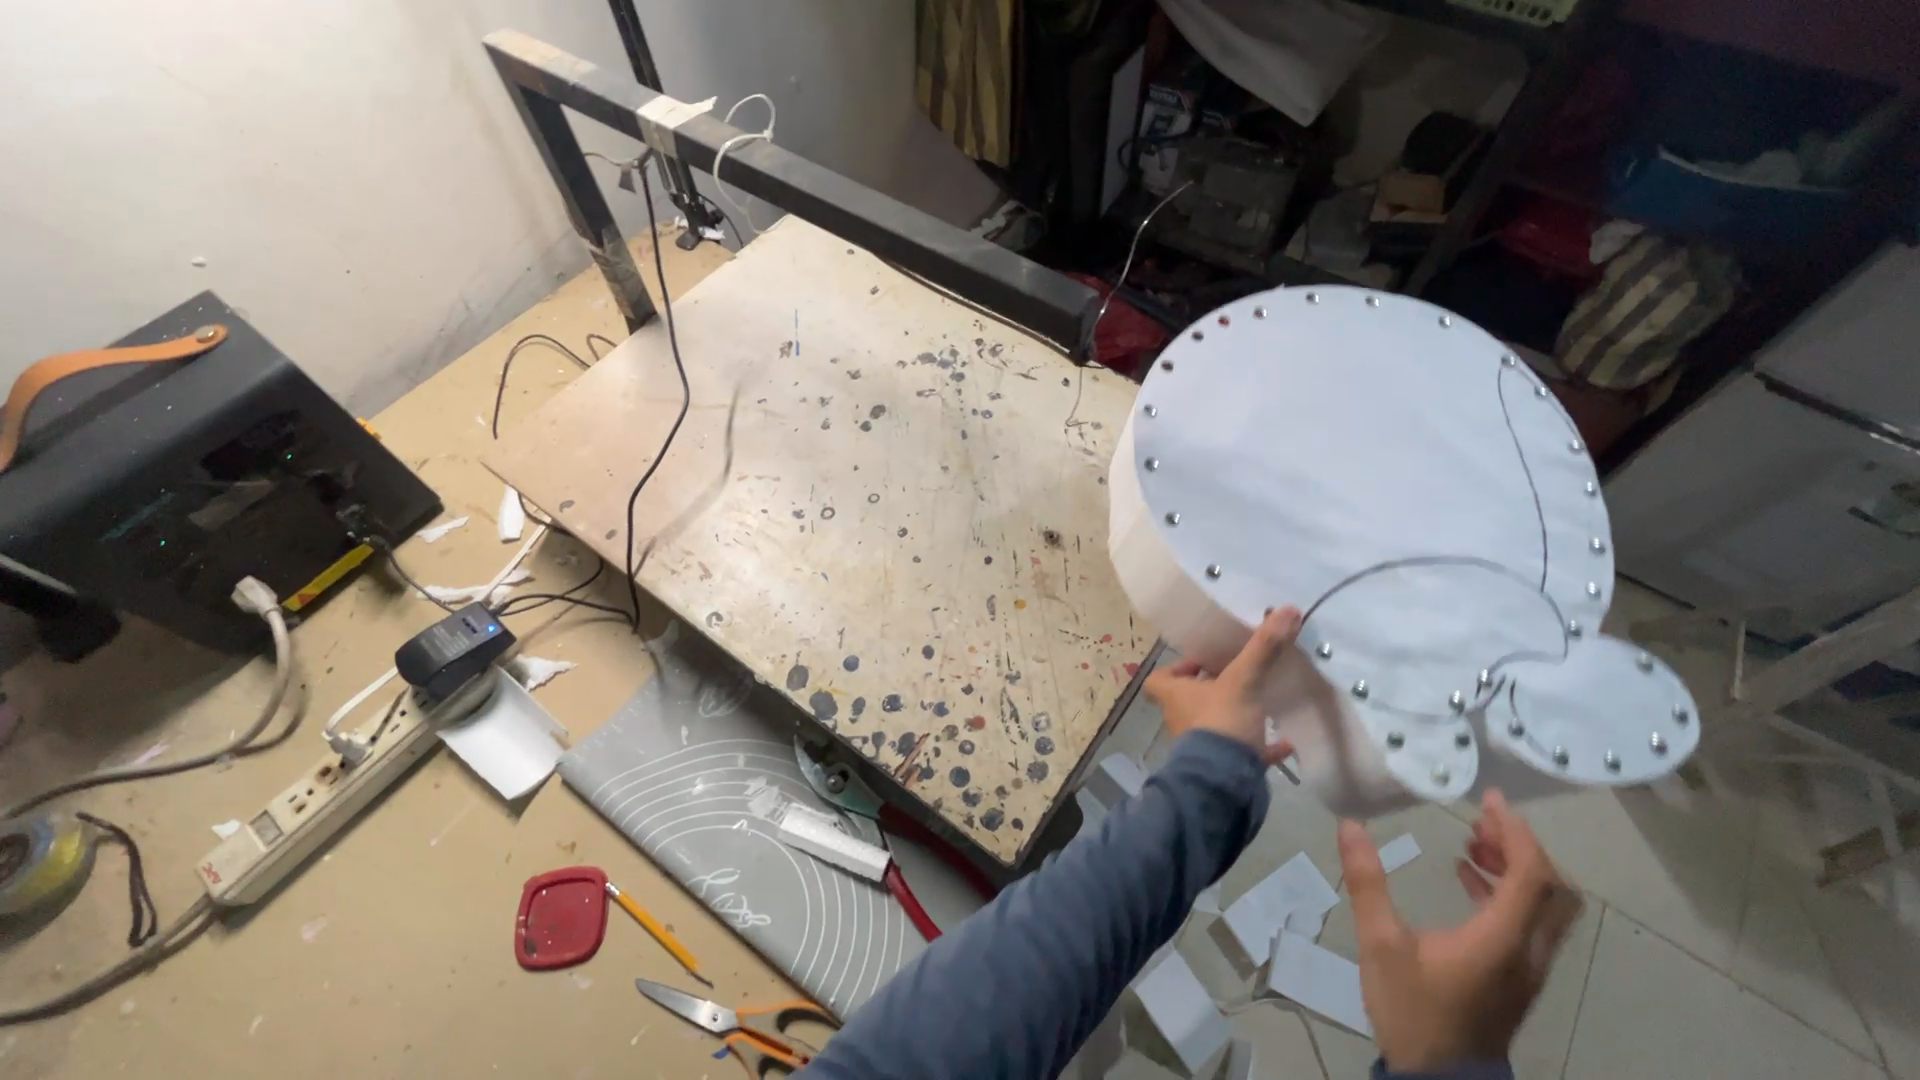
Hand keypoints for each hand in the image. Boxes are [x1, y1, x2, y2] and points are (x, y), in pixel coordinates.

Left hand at [1143, 606, 1300, 766]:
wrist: (1224, 782)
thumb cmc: (1221, 723)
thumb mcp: (1243, 680)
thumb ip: (1263, 648)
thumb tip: (1287, 610)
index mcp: (1175, 696)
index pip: (1157, 680)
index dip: (1175, 669)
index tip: (1202, 660)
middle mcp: (1182, 719)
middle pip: (1189, 700)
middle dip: (1211, 688)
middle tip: (1238, 675)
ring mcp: (1202, 745)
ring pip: (1215, 725)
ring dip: (1234, 715)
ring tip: (1261, 702)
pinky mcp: (1224, 766)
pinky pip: (1243, 752)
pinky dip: (1261, 747)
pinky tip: (1286, 742)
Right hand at [1338, 790, 1583, 1071]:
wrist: (1441, 1079)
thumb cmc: (1413, 1009)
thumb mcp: (1380, 944)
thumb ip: (1368, 884)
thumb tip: (1350, 827)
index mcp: (1502, 938)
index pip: (1532, 873)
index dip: (1515, 832)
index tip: (1488, 800)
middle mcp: (1529, 950)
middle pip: (1554, 888)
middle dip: (1522, 847)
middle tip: (1480, 823)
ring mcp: (1528, 967)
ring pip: (1547, 907)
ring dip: (1517, 869)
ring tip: (1471, 845)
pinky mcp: (1517, 977)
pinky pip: (1531, 923)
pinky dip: (1508, 893)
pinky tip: (1466, 879)